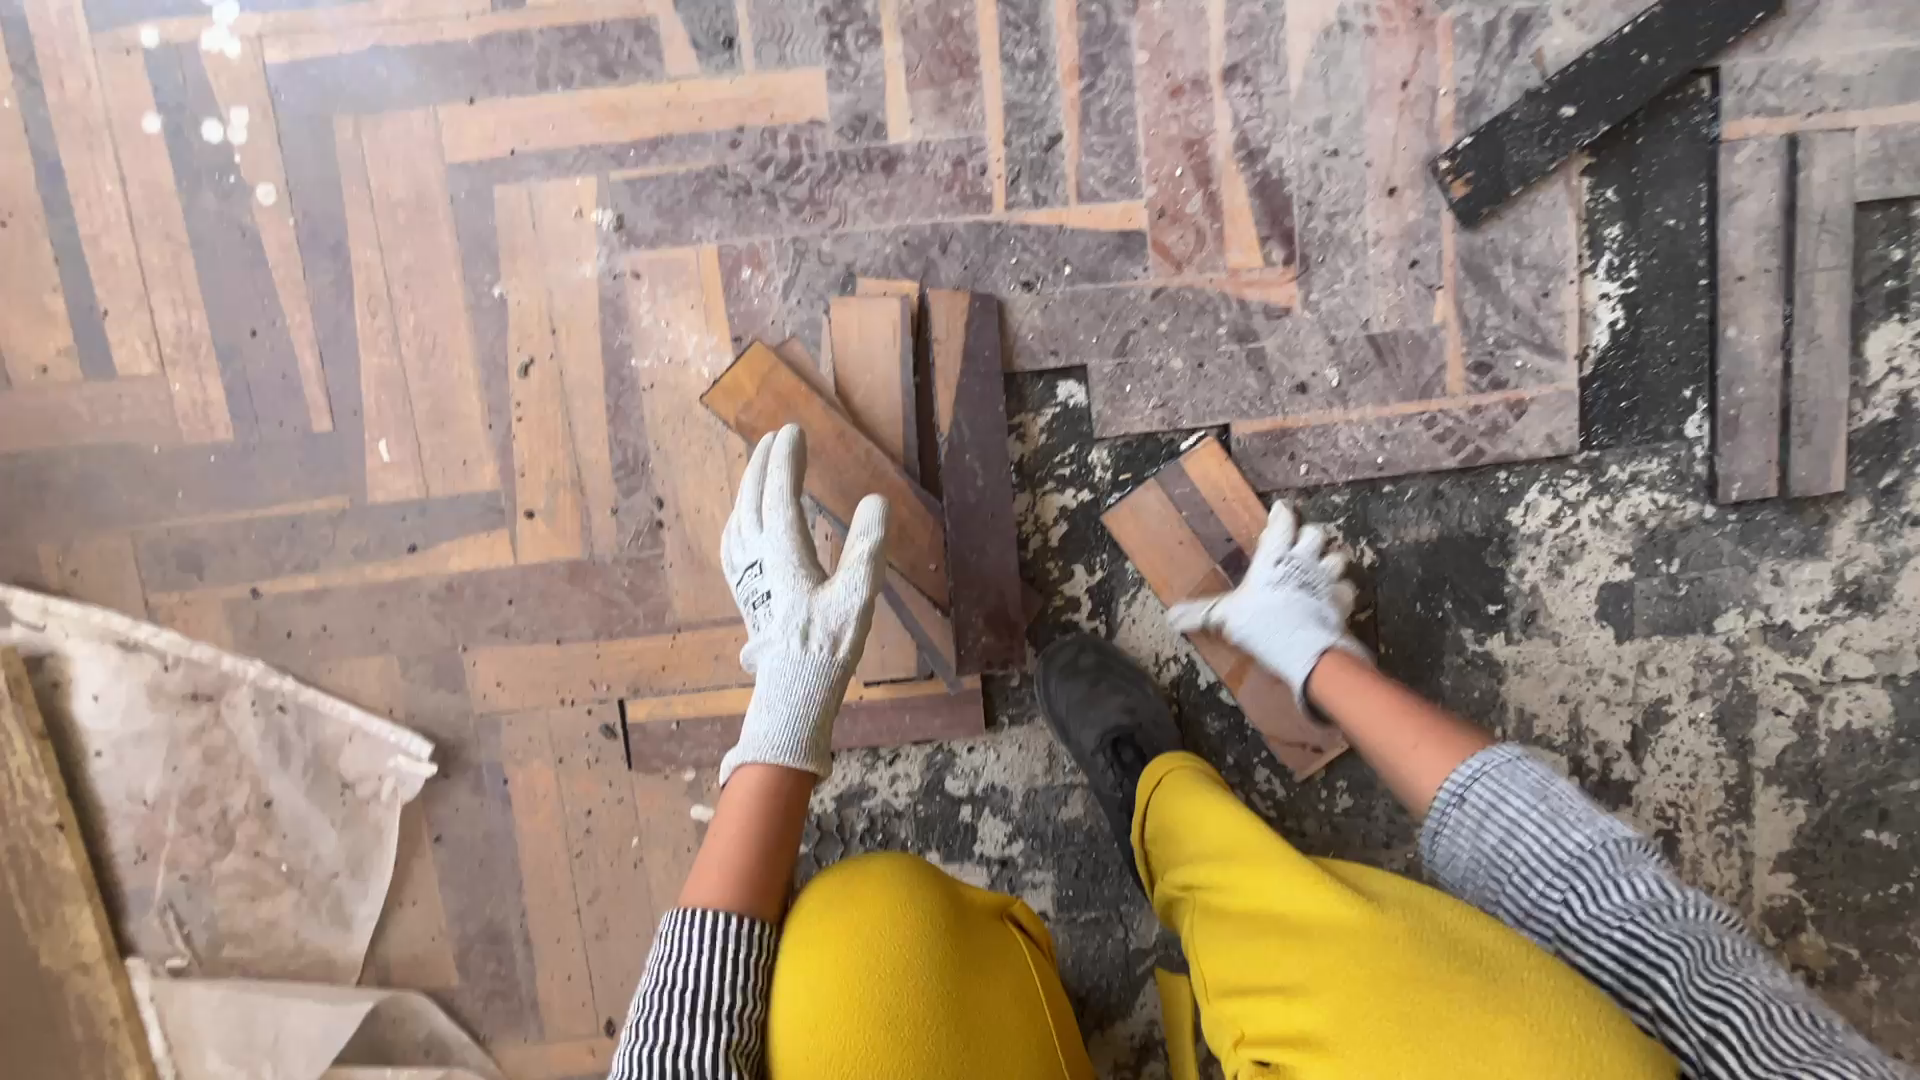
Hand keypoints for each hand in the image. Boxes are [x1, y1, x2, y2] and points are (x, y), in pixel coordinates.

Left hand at [718, 424, 889, 784]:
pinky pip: (732, 541)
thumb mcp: (858, 595)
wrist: (793, 690)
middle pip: (753, 499)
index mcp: (785, 553)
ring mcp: (745, 575)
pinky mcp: (743, 591)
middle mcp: (757, 557)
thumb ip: (867, 546)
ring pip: (738, 517)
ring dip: (747, 487)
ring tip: (758, 468)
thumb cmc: (828, 645)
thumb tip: (876, 500)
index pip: (780, 493)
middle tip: (774, 437)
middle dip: (762, 464)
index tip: (792, 431)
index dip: (786, 460)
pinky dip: (738, 517)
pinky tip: (742, 519)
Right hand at [1165, 502, 1367, 706]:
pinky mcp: (1342, 600)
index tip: (1281, 509)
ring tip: (1321, 566)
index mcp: (1274, 557)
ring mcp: (1326, 579)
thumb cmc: (1262, 623)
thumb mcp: (1225, 617)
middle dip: (1309, 535)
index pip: (1283, 524)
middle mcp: (1303, 561)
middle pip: (1315, 533)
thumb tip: (1170, 618)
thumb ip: (1201, 614)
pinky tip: (1333, 596)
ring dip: (1330, 559)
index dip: (1282, 515)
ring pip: (1337, 557)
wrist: (1305, 649)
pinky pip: (1347, 588)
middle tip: (1300, 542)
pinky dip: (1341, 590)